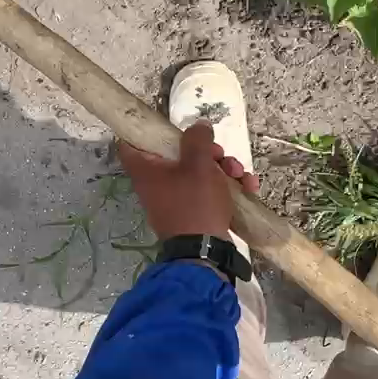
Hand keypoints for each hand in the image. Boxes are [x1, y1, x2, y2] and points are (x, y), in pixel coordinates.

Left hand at [117, 123, 259, 239]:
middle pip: (177, 155)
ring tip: (240, 176)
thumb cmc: (195, 203)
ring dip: (223, 169)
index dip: (146, 130)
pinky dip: (226, 187)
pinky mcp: (194, 212)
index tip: (169, 126)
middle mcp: (156, 183)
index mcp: (146, 169)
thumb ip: (197, 140)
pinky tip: (248, 187)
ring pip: (198, 172)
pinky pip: (208, 191)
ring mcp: (175, 199)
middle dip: (207, 152)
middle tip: (221, 156)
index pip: (129, 142)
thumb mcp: (198, 165)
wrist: (205, 252)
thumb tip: (198, 126)